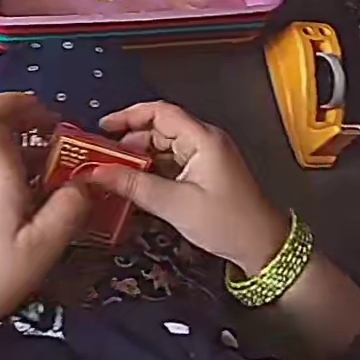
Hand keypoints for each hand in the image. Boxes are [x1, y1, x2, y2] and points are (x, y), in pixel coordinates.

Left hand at [0, 93, 91, 339]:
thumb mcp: (41, 247)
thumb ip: (69, 209)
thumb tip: (88, 182)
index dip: (13, 101)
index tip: (44, 108)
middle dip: (32, 122)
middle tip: (64, 135)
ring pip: (2, 153)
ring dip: (33, 151)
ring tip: (66, 169)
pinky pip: (1, 175)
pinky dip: (25, 174)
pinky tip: (45, 198)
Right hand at [86, 101, 289, 271]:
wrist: (263, 247)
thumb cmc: (225, 222)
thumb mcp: (175, 204)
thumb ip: (135, 186)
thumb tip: (96, 172)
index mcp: (202, 138)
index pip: (161, 112)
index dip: (129, 116)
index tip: (103, 128)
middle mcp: (204, 140)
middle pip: (160, 128)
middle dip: (130, 140)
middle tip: (101, 157)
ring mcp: (205, 155)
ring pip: (164, 145)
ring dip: (139, 156)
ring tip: (112, 171)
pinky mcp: (205, 171)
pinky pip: (172, 160)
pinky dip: (152, 168)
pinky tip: (134, 182)